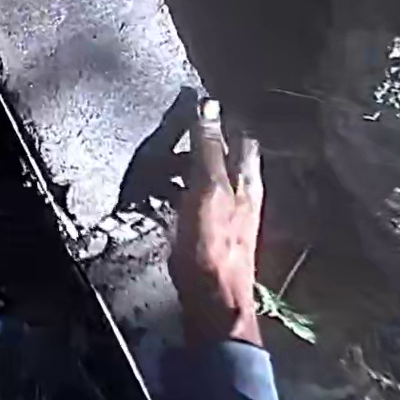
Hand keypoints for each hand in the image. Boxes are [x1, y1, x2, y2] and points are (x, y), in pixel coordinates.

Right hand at [169, 92, 263, 345]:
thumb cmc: (213, 240)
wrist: (211, 296)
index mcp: (246, 178)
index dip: (219, 119)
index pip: (238, 136)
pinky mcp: (202, 223)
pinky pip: (186, 192)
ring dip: (178, 162)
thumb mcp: (208, 186)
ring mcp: (221, 208)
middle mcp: (238, 190)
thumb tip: (209, 103)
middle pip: (218, 153)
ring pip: (199, 172)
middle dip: (194, 140)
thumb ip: (208, 145)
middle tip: (165, 131)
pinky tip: (155, 186)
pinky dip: (171, 184)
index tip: (191, 105)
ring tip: (154, 158)